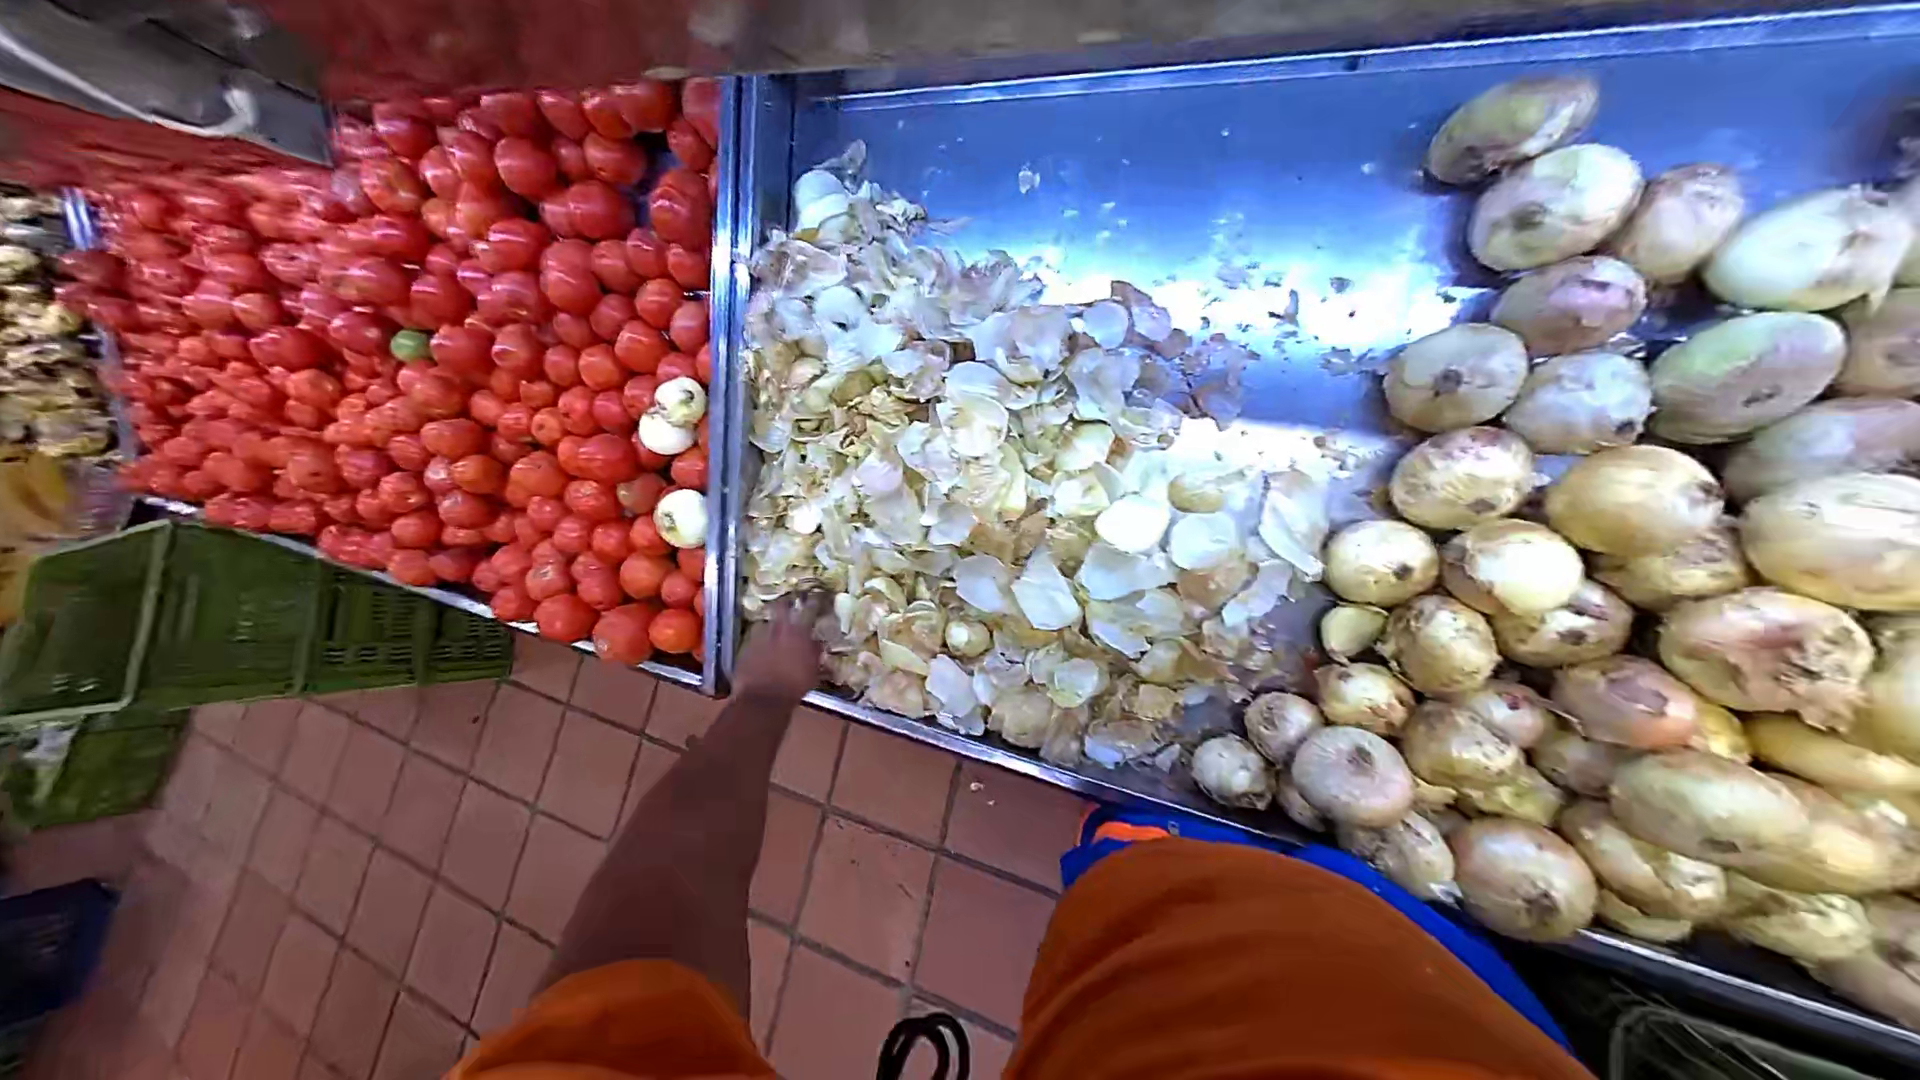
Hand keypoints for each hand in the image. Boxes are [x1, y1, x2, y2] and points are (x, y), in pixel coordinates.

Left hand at [733, 594, 825, 704]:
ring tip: (775, 632)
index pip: (810, 608)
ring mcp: (759, 637)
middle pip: (781, 606)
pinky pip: (754, 640)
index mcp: (799, 632)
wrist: (763, 699)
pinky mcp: (745, 648)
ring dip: (771, 626)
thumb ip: (815, 652)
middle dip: (786, 604)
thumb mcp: (813, 670)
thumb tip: (817, 643)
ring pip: (765, 623)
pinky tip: (762, 651)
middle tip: (790, 606)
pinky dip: (760, 643)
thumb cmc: (794, 685)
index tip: (816, 597)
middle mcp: (778, 629)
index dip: (814, 601)